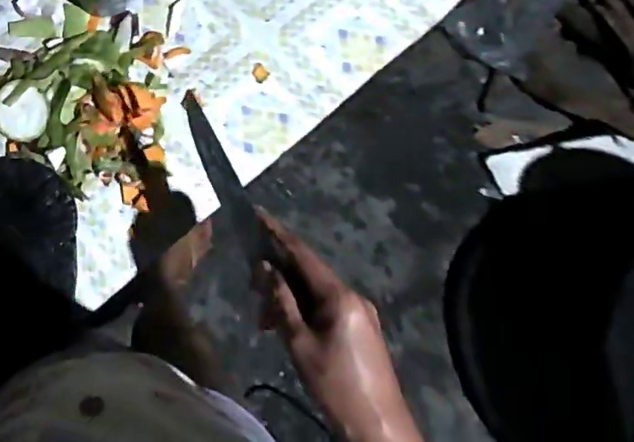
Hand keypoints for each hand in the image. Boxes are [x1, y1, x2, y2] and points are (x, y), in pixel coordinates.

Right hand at [254, 210, 422, 441]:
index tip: (258, 214)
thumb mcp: (300, 343)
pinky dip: (302, 310)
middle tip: (252, 289)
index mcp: (340, 295)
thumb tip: (265, 266)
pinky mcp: (361, 330)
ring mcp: (360, 313)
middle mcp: (353, 297)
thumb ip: (281, 300)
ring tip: (265, 322)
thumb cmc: (336, 385)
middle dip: (277, 276)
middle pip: (307, 273)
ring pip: (314, 292)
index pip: (302, 253)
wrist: (381, 432)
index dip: (277, 233)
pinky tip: (286, 327)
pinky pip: (325, 307)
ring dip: (287, 299)